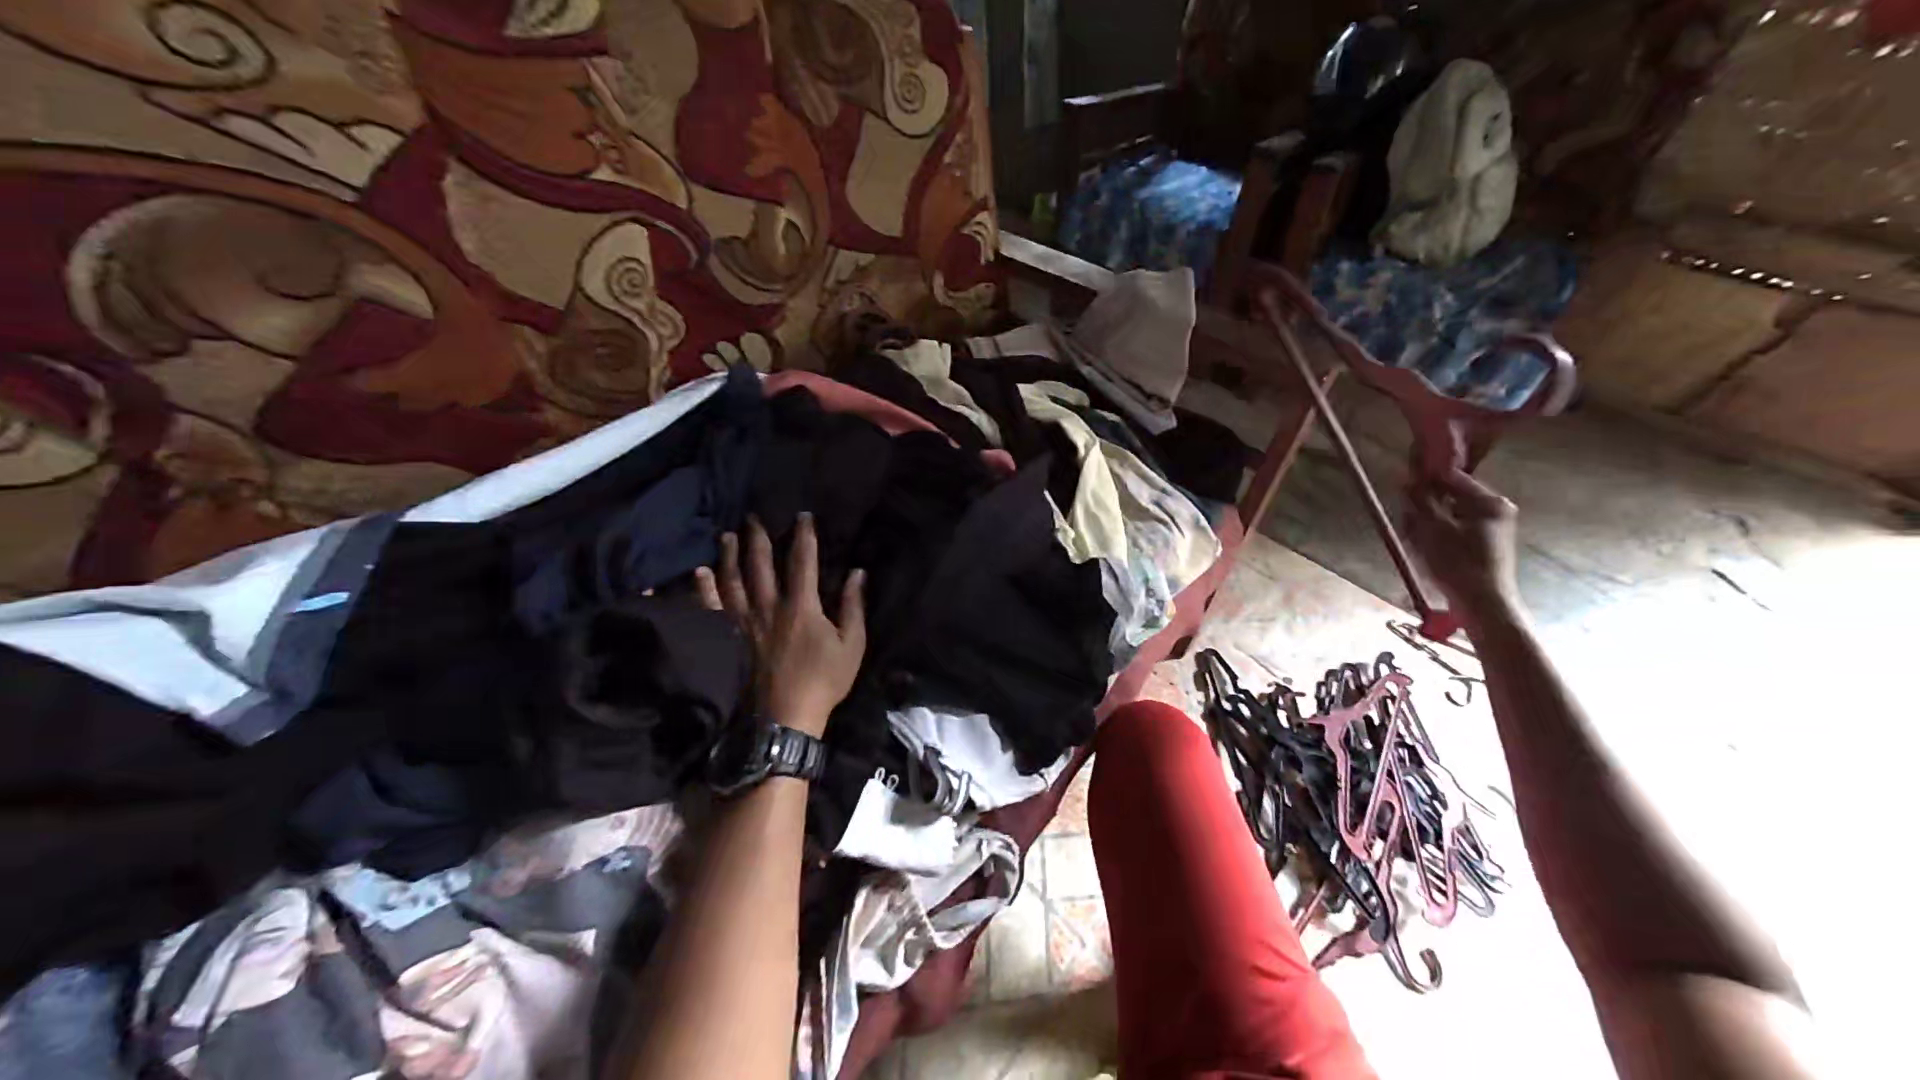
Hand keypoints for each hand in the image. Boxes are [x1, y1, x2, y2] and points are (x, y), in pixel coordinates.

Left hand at [696, 514, 865, 737]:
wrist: (784, 718)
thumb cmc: (823, 682)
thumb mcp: (852, 646)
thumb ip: (853, 607)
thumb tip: (858, 573)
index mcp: (802, 606)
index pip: (803, 561)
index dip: (804, 536)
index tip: (803, 515)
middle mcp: (769, 606)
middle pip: (761, 563)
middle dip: (759, 536)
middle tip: (755, 516)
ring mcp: (744, 622)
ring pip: (733, 579)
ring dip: (730, 554)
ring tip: (728, 535)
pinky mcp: (728, 638)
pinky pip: (711, 607)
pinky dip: (704, 588)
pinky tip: (700, 572)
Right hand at [1405, 470, 1523, 620]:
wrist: (1482, 603)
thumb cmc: (1458, 562)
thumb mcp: (1432, 527)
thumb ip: (1420, 501)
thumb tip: (1407, 481)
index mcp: (1489, 501)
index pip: (1452, 477)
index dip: (1426, 479)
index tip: (1403, 486)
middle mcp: (1494, 511)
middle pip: (1449, 498)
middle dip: (1424, 507)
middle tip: (1407, 520)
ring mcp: (1490, 529)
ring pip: (1448, 516)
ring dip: (1426, 524)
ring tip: (1413, 540)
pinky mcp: (1482, 546)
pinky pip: (1453, 532)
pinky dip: (1436, 536)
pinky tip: (1423, 549)